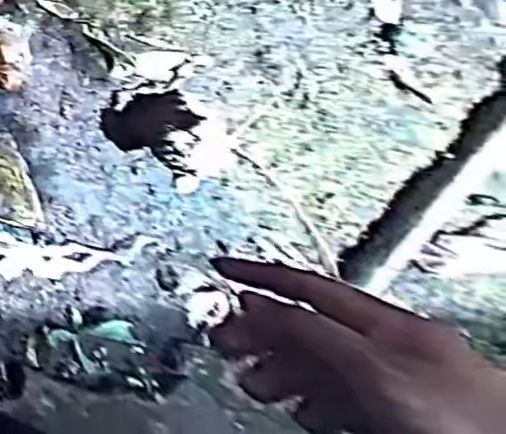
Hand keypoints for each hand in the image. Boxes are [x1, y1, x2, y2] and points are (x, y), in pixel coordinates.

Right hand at [211, 257, 505, 433]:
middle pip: (310, 327)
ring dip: (282, 373)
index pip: (308, 283)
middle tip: (226, 342)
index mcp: (394, 325)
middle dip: (263, 336)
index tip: (220, 266)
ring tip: (256, 386)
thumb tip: (254, 302)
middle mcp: (400, 348)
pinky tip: (304, 412)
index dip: (258, 273)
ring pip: (324, 364)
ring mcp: (409, 384)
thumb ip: (306, 327)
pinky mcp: (411, 416)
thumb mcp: (367, 365)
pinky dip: (315, 399)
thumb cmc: (463, 422)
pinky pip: (346, 394)